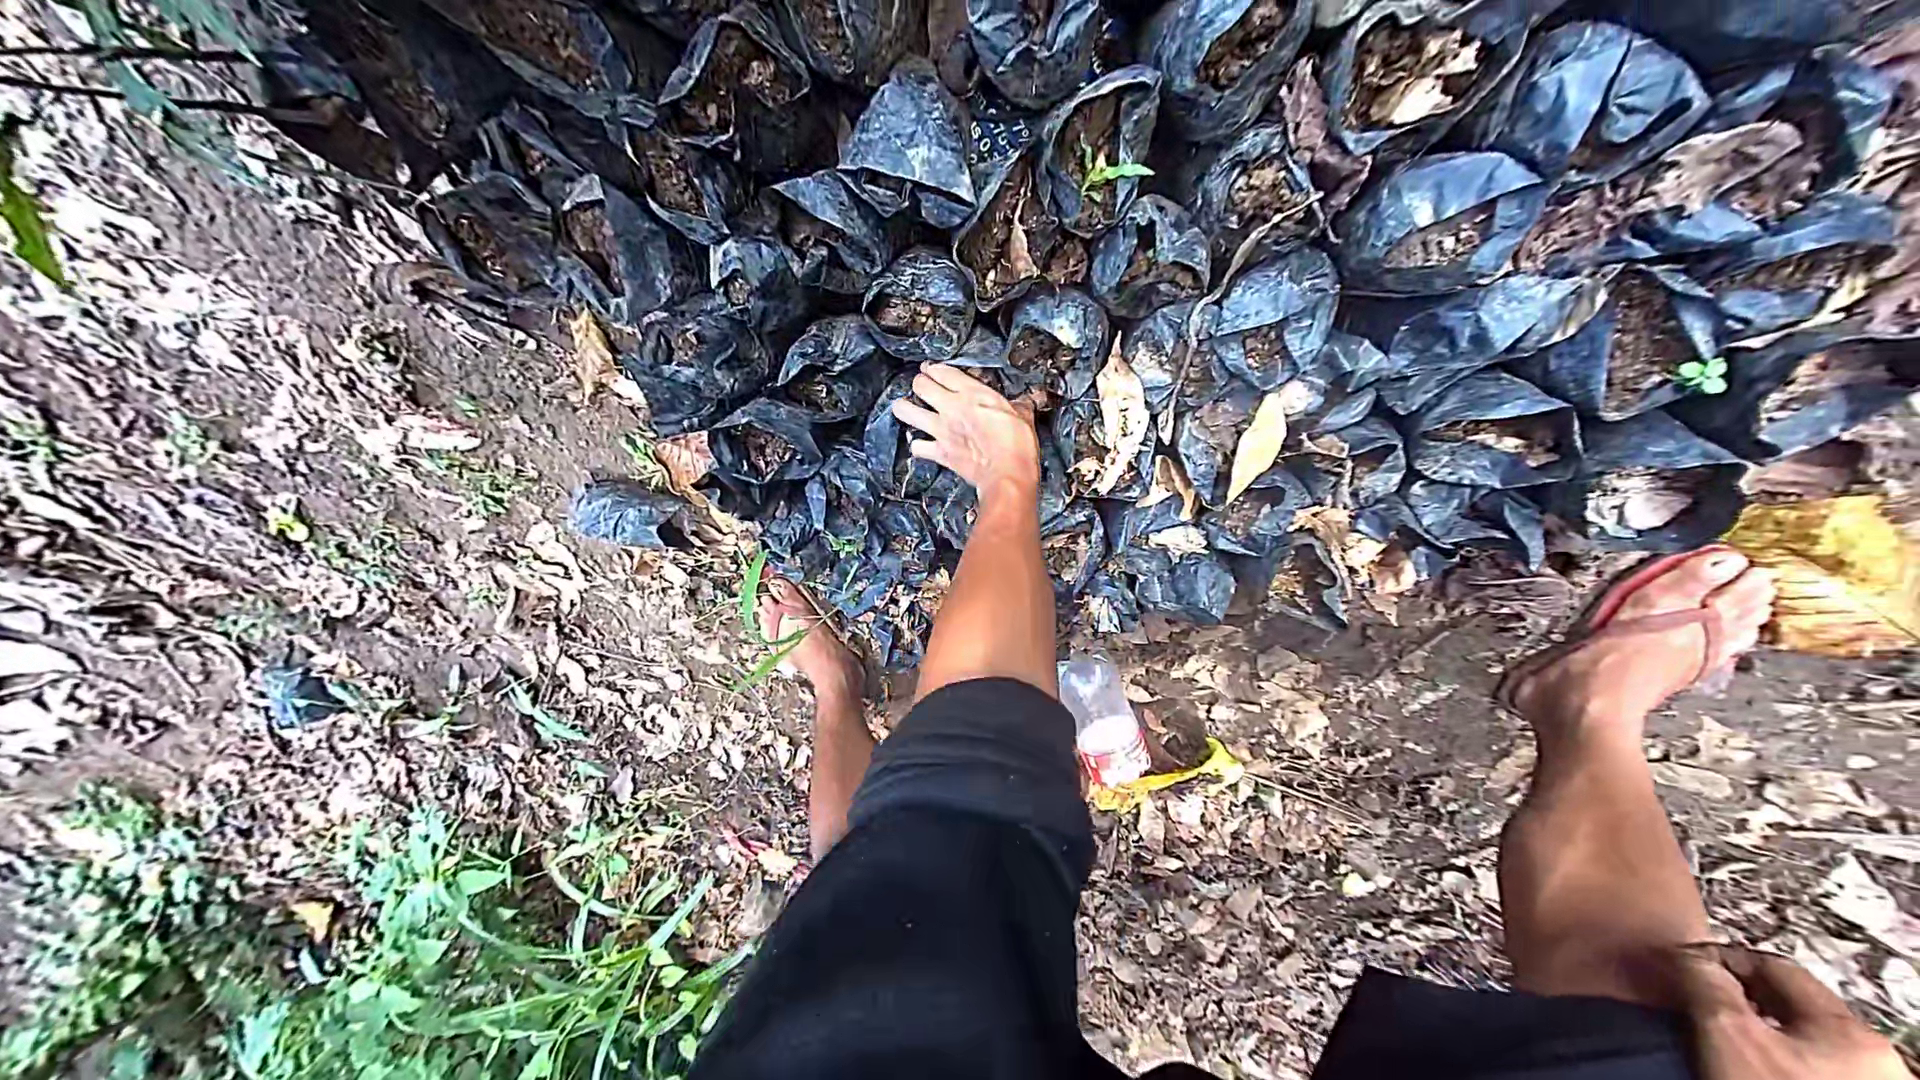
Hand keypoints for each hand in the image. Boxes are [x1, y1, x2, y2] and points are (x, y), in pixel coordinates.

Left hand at [890, 363, 1039, 499]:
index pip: (943, 371)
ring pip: (907, 411)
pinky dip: (917, 446)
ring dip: (904, 408)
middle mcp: (952, 408)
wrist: (1007, 475)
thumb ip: (1020, 406)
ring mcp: (942, 430)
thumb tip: (1026, 402)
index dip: (934, 368)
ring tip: (904, 407)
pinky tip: (919, 444)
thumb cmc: (1017, 446)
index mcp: (973, 394)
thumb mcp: (1023, 417)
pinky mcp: (940, 452)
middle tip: (920, 384)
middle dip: (918, 383)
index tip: (931, 368)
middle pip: (920, 385)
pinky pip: (917, 447)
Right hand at [1675, 945, 1906, 1079]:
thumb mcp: (1726, 1031)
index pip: (1773, 964)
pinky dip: (1771, 1058)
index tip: (1680, 968)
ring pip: (1798, 1037)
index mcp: (1851, 1030)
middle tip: (1695, 1002)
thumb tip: (1690, 956)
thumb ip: (1704, 980)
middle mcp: (1877, 1058)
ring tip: (1716, 1037)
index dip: (1721, 957)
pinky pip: (1806, 1067)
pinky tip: (1746, 1070)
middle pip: (1790, 1003)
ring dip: (1753, 1028)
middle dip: (1737, 996)